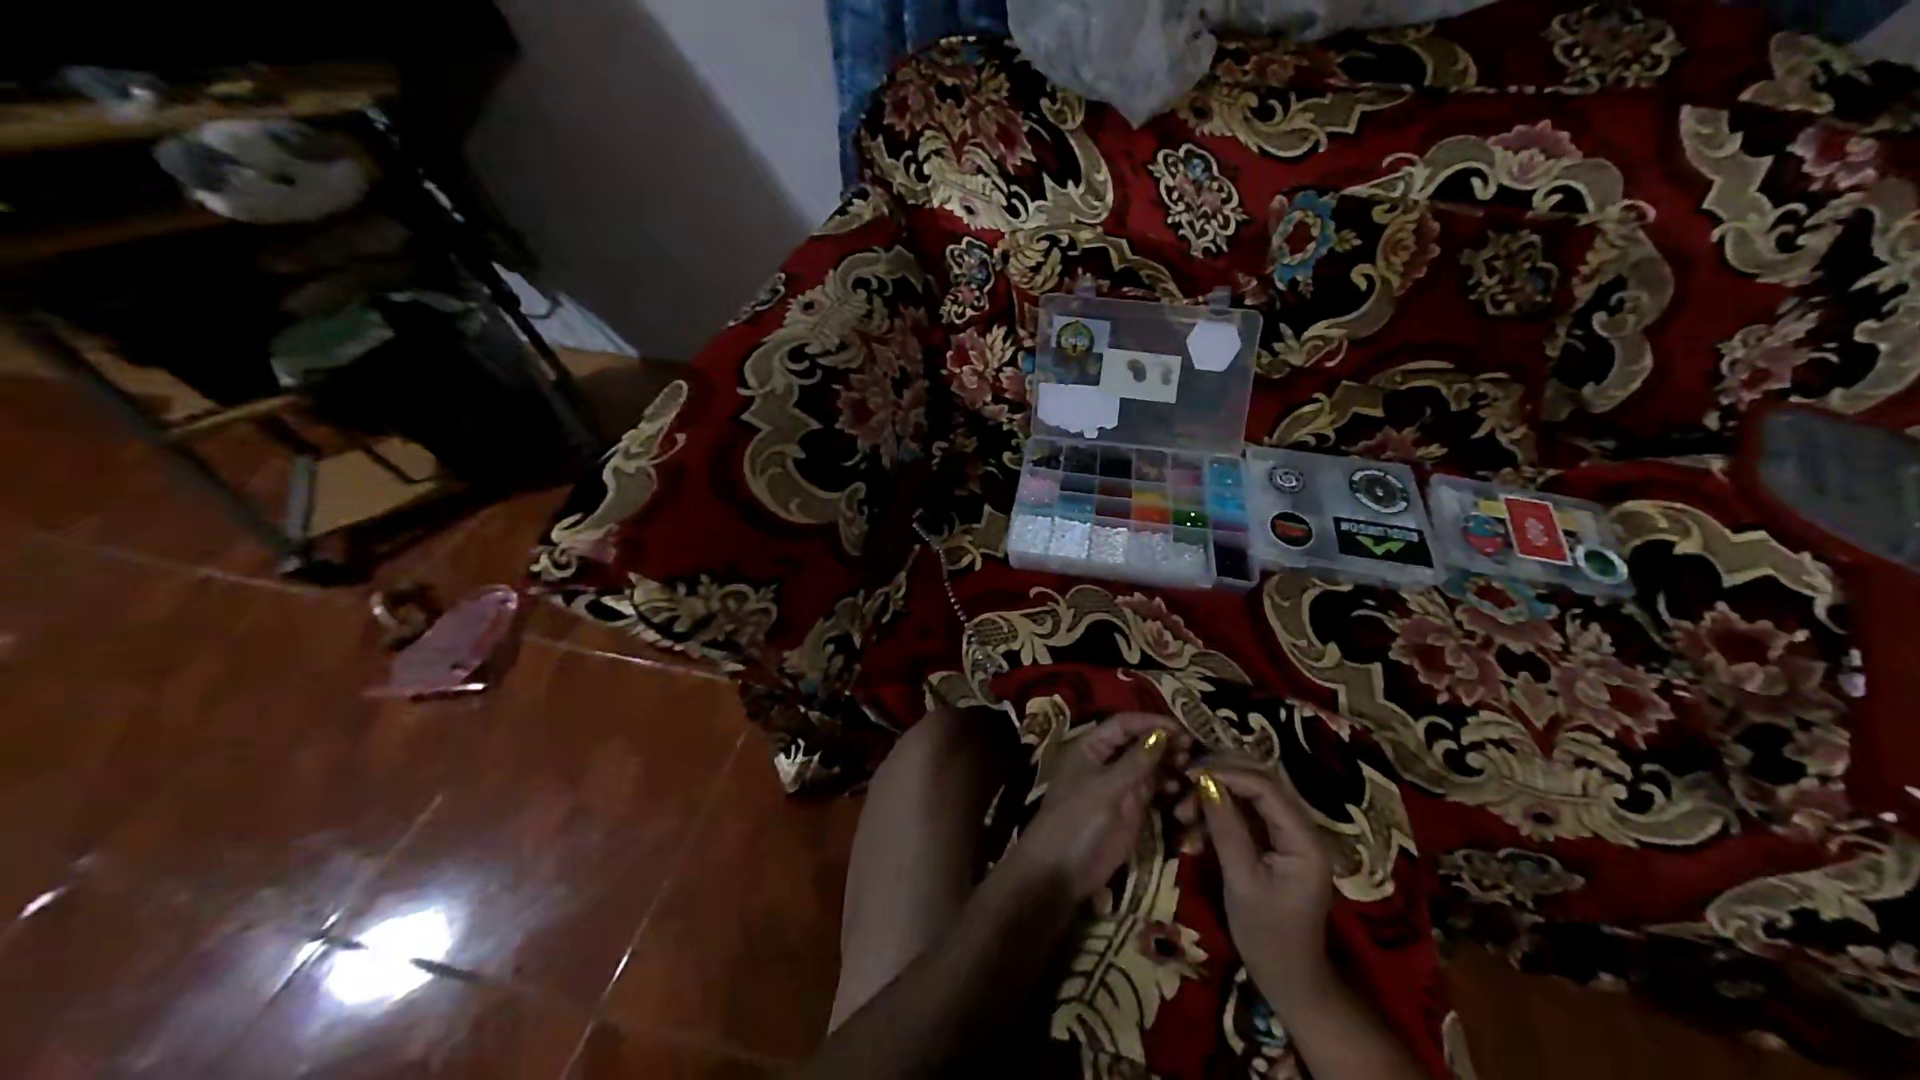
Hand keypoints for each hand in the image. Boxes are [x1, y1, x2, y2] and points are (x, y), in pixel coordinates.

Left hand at [996, 712, 1179, 901]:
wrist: (1062, 870)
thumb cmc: (1076, 820)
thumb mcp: (1105, 788)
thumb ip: (1135, 762)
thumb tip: (1163, 734)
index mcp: (1090, 747)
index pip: (1123, 724)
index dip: (1150, 722)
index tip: (1181, 728)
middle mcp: (1106, 760)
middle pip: (1139, 742)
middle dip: (1164, 742)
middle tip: (1192, 748)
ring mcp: (1119, 784)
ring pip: (1149, 765)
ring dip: (1169, 763)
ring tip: (1191, 767)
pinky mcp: (1130, 807)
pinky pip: (1152, 788)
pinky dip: (1167, 784)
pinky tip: (1181, 788)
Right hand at [1196, 762, 1335, 1010]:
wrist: (1288, 977)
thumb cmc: (1267, 934)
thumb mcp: (1242, 880)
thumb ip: (1226, 828)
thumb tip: (1205, 783)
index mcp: (1304, 838)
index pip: (1266, 786)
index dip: (1227, 774)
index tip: (1189, 775)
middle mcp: (1300, 829)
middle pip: (1256, 786)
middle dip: (1216, 785)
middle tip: (1181, 794)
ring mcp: (1286, 836)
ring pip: (1245, 800)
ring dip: (1212, 803)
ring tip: (1181, 818)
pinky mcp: (1272, 845)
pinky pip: (1243, 818)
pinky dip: (1216, 821)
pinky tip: (1192, 837)